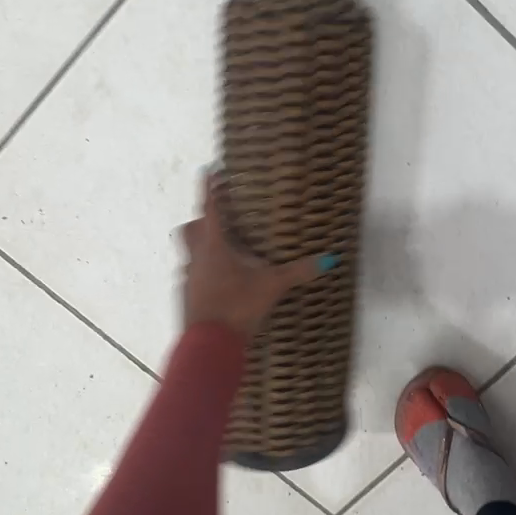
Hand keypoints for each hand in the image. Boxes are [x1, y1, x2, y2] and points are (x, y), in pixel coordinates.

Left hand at [180, 174, 333, 336]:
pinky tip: (220, 284)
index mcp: (215, 246)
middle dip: (199, 220)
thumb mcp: (273, 286)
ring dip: (201, 248)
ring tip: (224, 254)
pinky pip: (192, 277)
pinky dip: (203, 274)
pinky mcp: (185, 297)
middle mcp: (196, 257)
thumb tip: (330, 259)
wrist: (209, 345)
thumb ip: (299, 272)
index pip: (211, 208)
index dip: (211, 188)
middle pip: (189, 229)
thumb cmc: (238, 306)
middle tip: (217, 220)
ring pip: (188, 253)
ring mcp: (188, 278)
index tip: (209, 169)